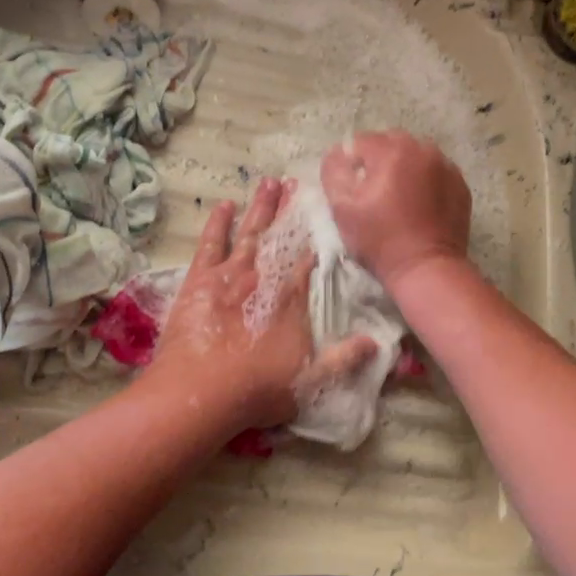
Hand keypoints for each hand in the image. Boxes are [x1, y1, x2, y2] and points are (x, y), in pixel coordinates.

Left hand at [147, 177, 376, 431]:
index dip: (315, 238)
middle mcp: (263, 278)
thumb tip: (376, 342)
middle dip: (288, 211)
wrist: (201, 393)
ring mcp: (229, 276)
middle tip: (295, 182)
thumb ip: (344, 359)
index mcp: (291, 299)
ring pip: (249, 232)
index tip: (322, 215)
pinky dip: (218, 224)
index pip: (307, 260)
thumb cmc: (258, 390)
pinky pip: (210, 244)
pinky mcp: (199, 281)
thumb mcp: (311, 381)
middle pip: (280, 237)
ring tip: (269, 182)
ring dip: (260, 207)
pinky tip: (224, 206)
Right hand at [320, 131, 471, 288]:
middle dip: (378, 160)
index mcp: (393, 151)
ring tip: (398, 197)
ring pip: (416, 156)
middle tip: (372, 191)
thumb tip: (338, 153)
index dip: (350, 162)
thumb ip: (334, 172)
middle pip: (391, 143)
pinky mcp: (460, 186)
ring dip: (403, 168)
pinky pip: (435, 172)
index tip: (350, 186)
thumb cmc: (380, 239)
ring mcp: (446, 167)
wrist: (426, 268)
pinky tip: (419, 205)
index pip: (361, 141)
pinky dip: (424, 181)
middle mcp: (423, 150)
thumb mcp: (342, 208)